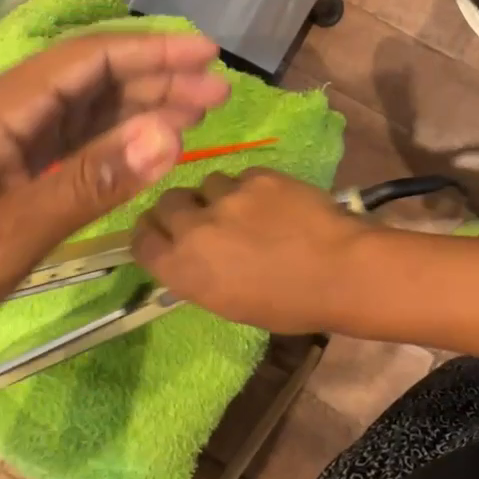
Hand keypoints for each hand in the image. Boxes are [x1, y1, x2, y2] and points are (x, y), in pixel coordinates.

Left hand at [0, 32, 230, 398]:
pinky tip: (141, 156)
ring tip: (195, 118)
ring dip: (138, 112)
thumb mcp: (6, 234)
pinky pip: (64, 150)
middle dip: (157, 80)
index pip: (88, 58)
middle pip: (90, 81)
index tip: (210, 55)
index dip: (153, 50)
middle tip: (217, 94)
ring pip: (81, 115)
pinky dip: (110, 148)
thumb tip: (174, 131)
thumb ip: (93, 180)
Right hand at [133, 169, 372, 334]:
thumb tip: (195, 255)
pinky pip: (243, 175)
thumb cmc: (286, 304)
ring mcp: (228, 196)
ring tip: (243, 208)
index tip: (161, 232)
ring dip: (217, 194)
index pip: (142, 240)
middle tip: (201, 216)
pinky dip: (251, 186)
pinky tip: (272, 200)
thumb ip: (200, 273)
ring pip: (208, 182)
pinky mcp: (260, 176)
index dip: (150, 233)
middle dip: (180, 208)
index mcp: (182, 268)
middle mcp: (196, 227)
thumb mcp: (228, 302)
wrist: (336, 269)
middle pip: (168, 202)